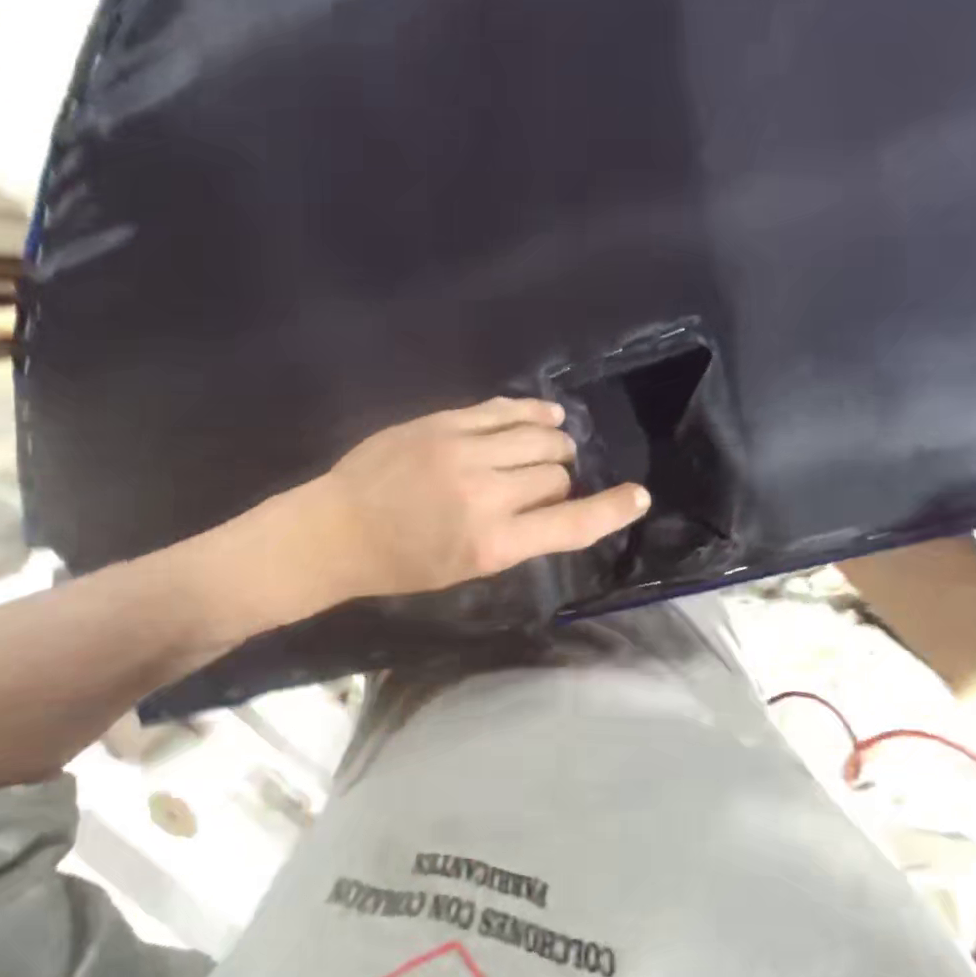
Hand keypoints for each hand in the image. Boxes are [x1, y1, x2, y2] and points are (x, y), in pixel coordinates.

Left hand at [291, 397, 650, 599]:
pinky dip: (532, 411)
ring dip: (553, 443)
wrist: (336, 529)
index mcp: (493, 544)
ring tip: (549, 446)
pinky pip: (504, 408)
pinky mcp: (444, 422)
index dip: (612, 510)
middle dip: (561, 480)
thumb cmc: (399, 563)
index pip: (571, 523)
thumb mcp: (464, 568)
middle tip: (544, 487)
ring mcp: (463, 450)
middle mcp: (486, 494)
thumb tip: (551, 502)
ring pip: (539, 434)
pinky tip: (544, 413)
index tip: (639, 497)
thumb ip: (513, 536)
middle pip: (557, 473)